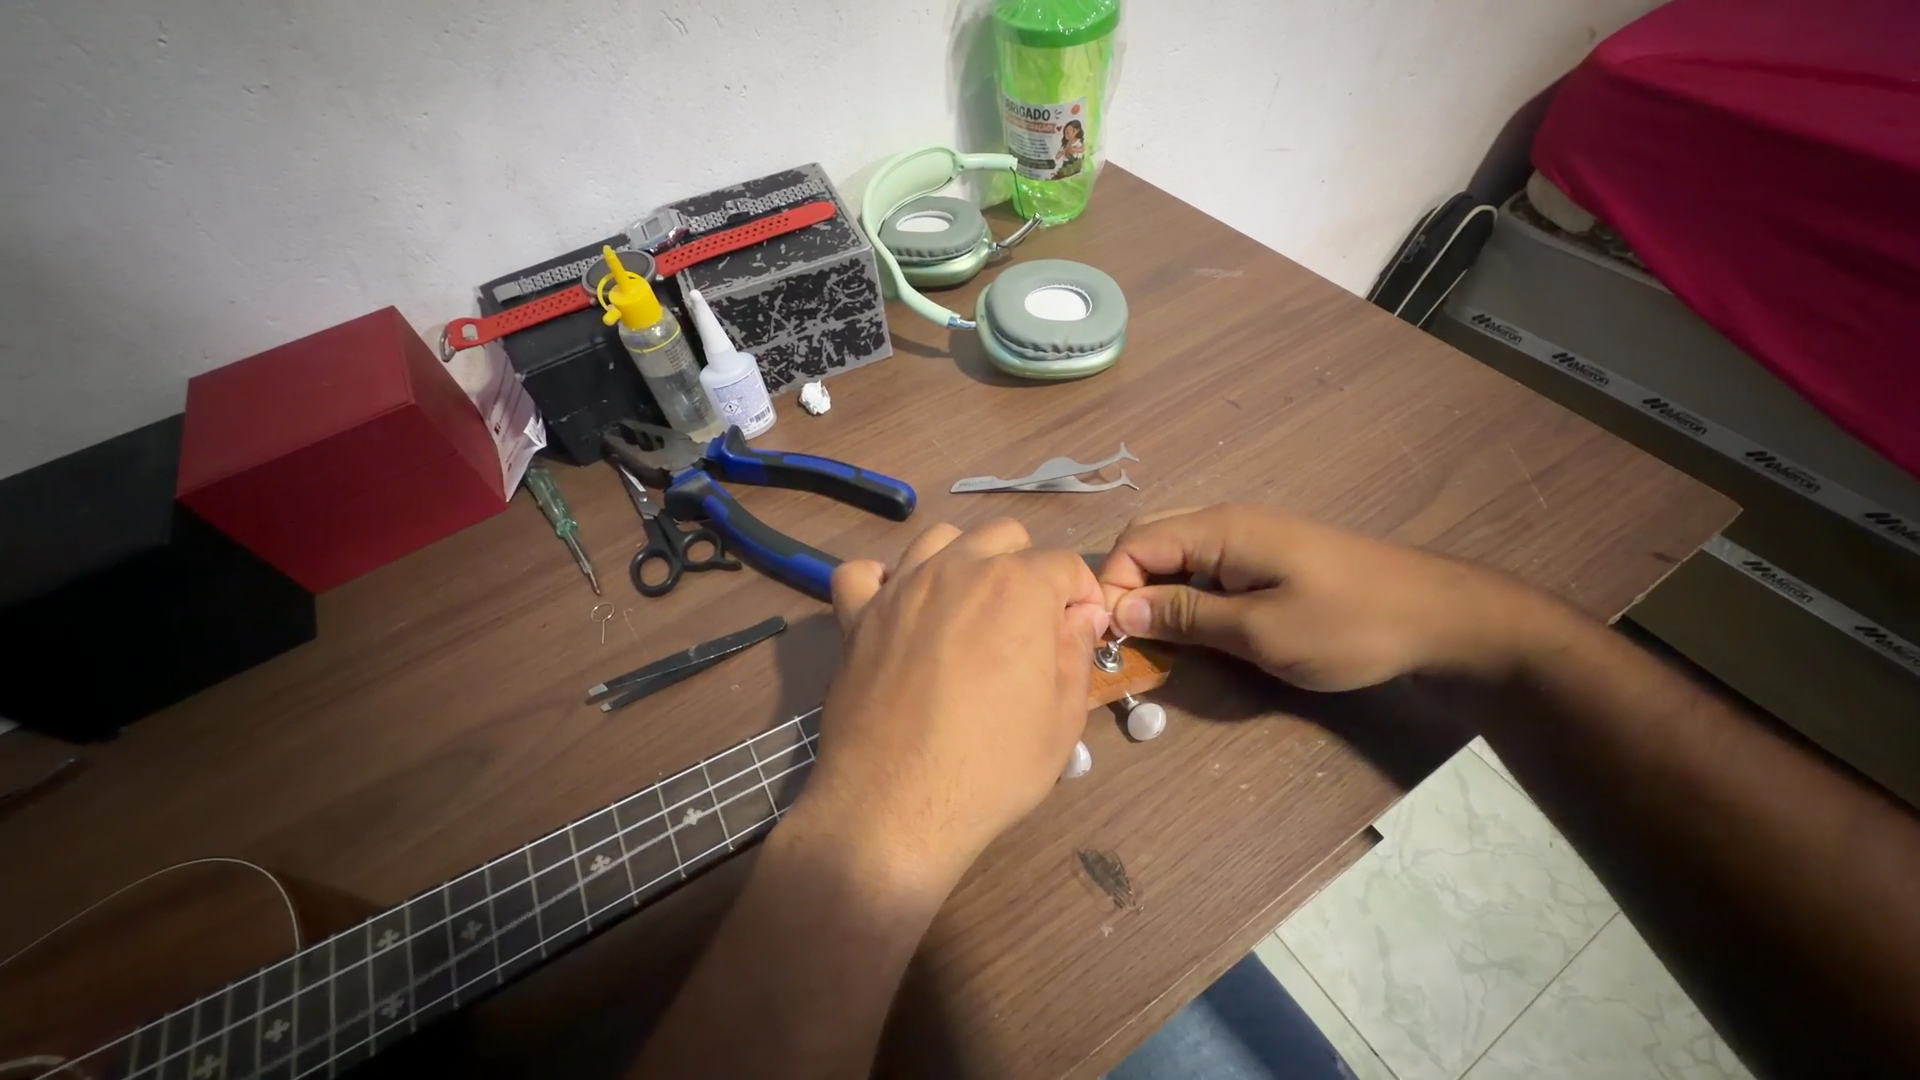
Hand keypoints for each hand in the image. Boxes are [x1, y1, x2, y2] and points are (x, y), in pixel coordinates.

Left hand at [788, 520, 1109, 899]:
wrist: (895, 807)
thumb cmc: (991, 767)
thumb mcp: (1063, 718)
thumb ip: (1076, 651)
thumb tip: (1080, 615)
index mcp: (1017, 587)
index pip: (1065, 565)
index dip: (1082, 597)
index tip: (1080, 632)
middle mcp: (958, 568)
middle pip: (1004, 536)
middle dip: (1028, 568)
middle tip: (1029, 623)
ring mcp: (901, 588)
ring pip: (939, 538)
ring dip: (964, 561)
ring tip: (969, 608)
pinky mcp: (857, 615)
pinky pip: (863, 573)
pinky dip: (882, 581)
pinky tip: (898, 609)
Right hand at [1098, 505, 1559, 691]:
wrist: (1440, 619)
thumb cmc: (1349, 625)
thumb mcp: (1261, 631)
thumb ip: (1187, 617)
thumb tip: (1122, 610)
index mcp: (1220, 529)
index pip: (1135, 543)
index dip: (1113, 586)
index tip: (1115, 638)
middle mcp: (1227, 522)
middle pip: (1150, 538)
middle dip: (1128, 583)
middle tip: (1131, 635)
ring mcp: (1249, 537)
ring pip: (1176, 551)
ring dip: (1156, 588)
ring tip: (1157, 635)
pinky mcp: (1267, 556)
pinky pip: (1205, 564)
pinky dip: (1185, 590)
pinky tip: (1196, 624)